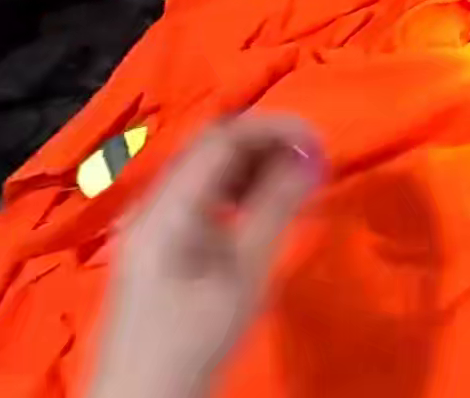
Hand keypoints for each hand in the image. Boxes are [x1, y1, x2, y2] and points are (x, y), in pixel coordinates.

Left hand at [93, 116, 323, 397]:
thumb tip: (312, 156)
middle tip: (309, 157)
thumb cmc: (194, 341)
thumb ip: (276, 207)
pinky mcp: (159, 236)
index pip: (225, 137)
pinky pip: (202, 188)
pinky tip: (260, 203)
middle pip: (214, 144)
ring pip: (208, 164)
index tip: (316, 141)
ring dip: (254, 161)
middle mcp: (155, 198)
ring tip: (293, 178)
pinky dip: (237, 184)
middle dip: (266, 142)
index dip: (274, 128)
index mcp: (168, 203)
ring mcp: (153, 216)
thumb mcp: (243, 275)